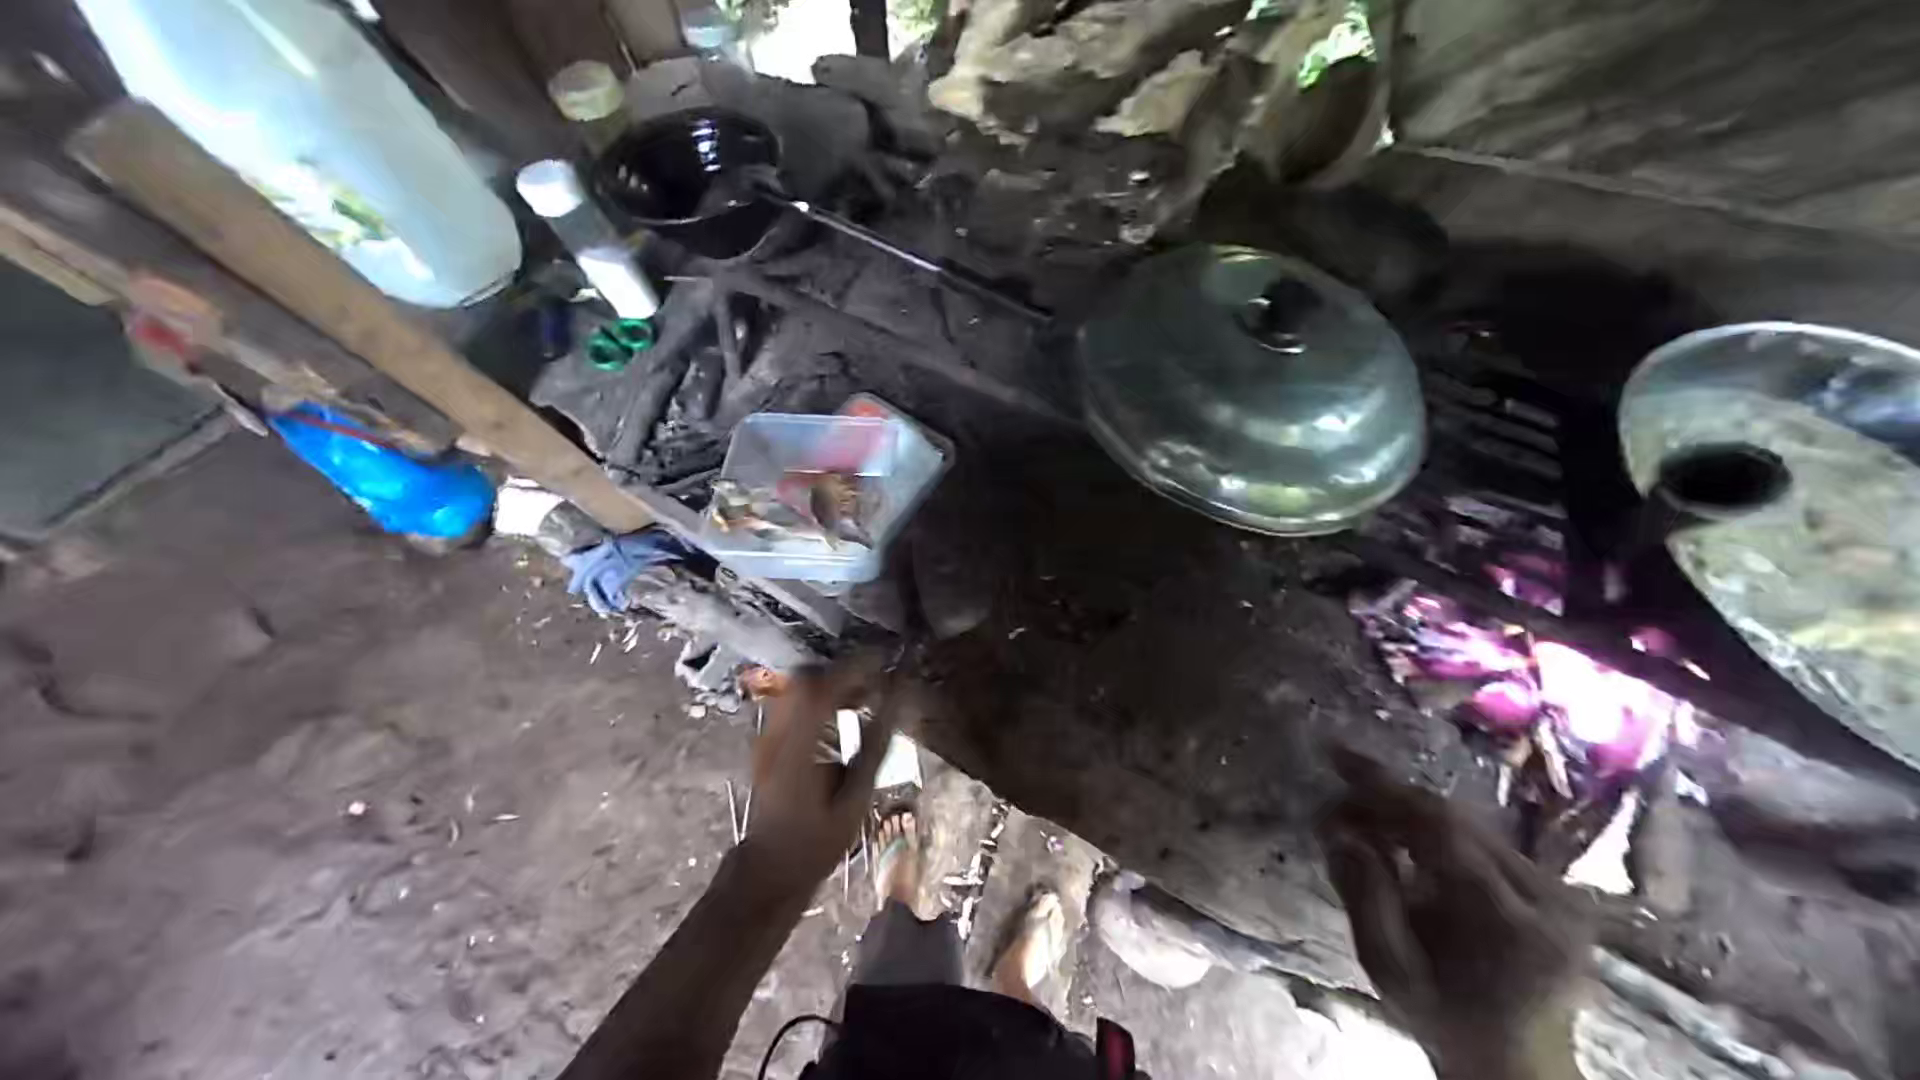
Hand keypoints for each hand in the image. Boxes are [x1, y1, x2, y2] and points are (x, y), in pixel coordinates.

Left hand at [739, 657, 896, 898]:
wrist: (771, 866)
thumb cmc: (818, 841)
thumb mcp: (855, 799)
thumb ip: (875, 747)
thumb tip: (898, 704)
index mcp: (799, 747)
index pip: (824, 689)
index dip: (855, 669)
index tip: (885, 664)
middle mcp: (776, 734)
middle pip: (806, 679)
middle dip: (843, 671)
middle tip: (875, 681)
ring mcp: (767, 736)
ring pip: (798, 687)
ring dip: (832, 683)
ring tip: (864, 697)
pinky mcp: (767, 741)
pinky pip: (793, 703)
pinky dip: (819, 697)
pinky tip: (842, 713)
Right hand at [1318, 748, 1591, 1079]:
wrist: (1518, 1064)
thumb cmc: (1446, 1017)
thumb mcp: (1390, 966)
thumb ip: (1364, 894)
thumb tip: (1336, 828)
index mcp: (1514, 923)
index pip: (1442, 830)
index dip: (1384, 790)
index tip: (1336, 760)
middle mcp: (1548, 897)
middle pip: (1454, 819)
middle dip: (1387, 796)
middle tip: (1336, 787)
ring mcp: (1556, 891)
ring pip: (1465, 822)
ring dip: (1405, 810)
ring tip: (1356, 814)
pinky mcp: (1549, 887)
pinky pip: (1477, 837)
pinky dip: (1429, 827)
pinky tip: (1395, 833)